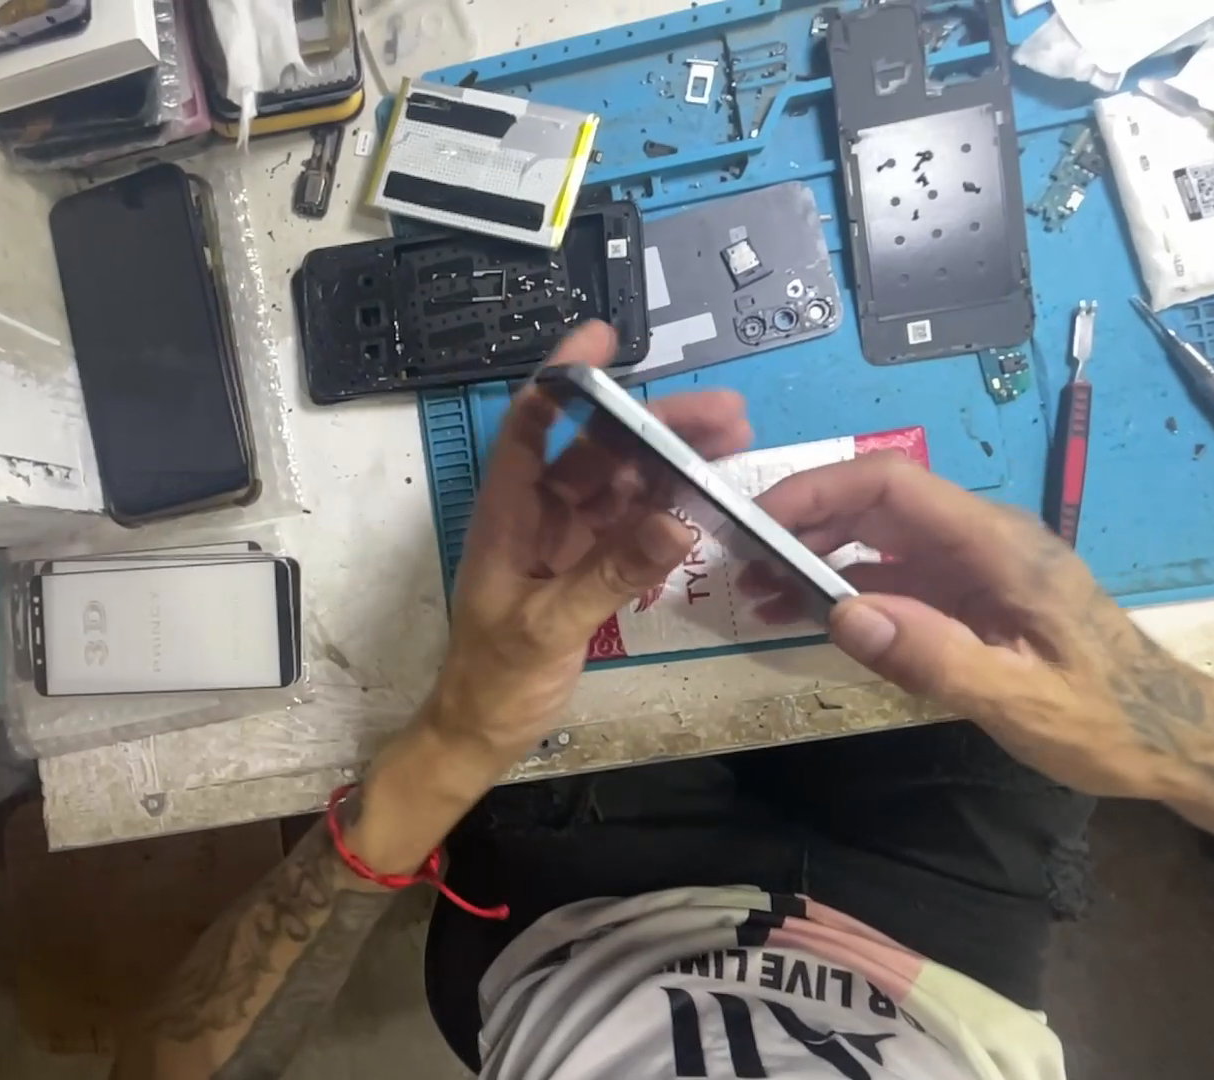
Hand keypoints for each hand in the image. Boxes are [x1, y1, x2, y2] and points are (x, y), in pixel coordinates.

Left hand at [429, 321, 750, 762]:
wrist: (483, 727)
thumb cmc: (494, 676)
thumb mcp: (547, 626)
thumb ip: (609, 575)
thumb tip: (679, 522)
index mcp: (507, 512)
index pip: (531, 425)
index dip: (563, 377)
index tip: (604, 338)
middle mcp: (536, 514)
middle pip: (596, 451)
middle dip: (653, 426)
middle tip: (723, 413)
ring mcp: (565, 541)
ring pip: (619, 486)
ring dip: (668, 466)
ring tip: (730, 446)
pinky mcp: (587, 569)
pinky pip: (629, 528)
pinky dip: (662, 514)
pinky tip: (702, 501)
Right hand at [743, 453, 1213, 871]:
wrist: (1169, 739)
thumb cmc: (1106, 718)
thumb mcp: (1021, 698)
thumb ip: (934, 656)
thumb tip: (840, 614)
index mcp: (993, 543)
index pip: (889, 484)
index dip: (816, 490)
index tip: (760, 524)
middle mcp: (972, 537)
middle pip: (868, 502)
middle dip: (798, 524)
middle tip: (742, 563)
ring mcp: (961, 562)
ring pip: (867, 534)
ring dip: (808, 555)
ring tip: (758, 594)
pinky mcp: (953, 590)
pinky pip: (880, 573)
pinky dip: (833, 587)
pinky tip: (797, 615)